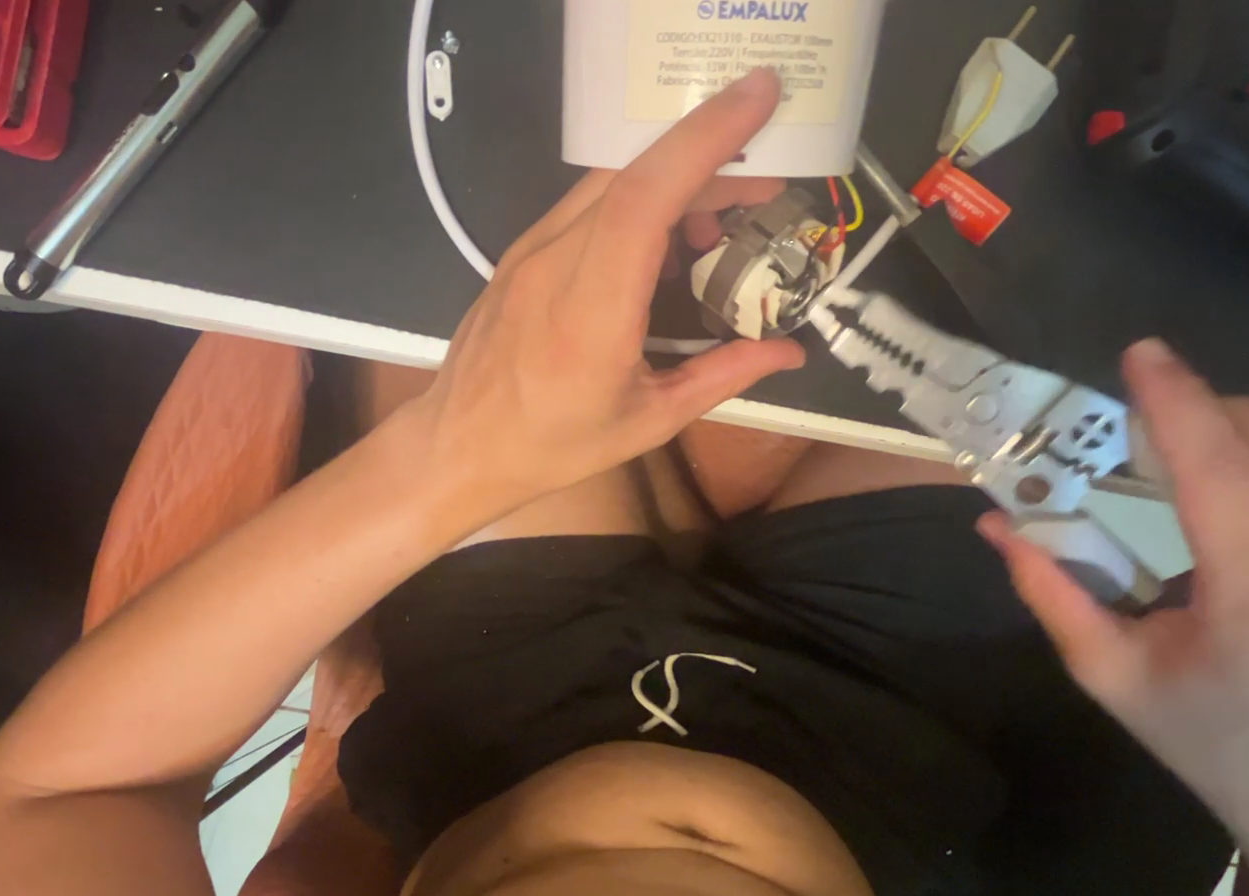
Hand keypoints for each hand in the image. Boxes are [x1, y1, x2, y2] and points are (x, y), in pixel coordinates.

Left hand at [399, 68, 805, 517]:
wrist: (460, 446)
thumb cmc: (554, 446)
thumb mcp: (647, 421)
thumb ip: (721, 376)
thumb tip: (788, 353)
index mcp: (591, 312)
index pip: (646, 197)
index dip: (705, 139)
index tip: (760, 96)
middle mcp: (554, 264)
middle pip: (634, 175)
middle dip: (707, 159)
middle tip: (760, 189)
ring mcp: (529, 252)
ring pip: (608, 183)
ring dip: (671, 183)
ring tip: (712, 228)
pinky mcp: (519, 254)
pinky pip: (584, 206)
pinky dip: (634, 204)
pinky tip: (657, 246)